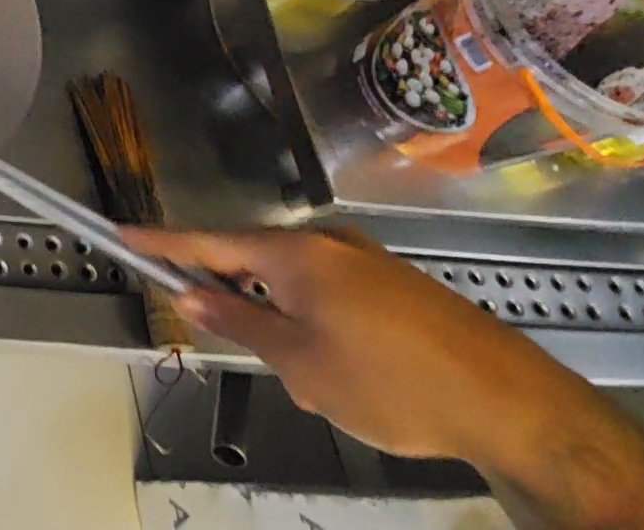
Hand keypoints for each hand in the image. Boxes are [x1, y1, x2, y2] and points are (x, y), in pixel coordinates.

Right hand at [123, 227, 581, 465]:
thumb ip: (236, 322)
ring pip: (296, 287)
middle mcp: (328, 245)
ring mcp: (368, 262)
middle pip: (254, 264)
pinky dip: (320, 325)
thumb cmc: (391, 383)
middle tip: (246, 350)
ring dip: (285, 324)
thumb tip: (190, 295)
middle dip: (241, 305)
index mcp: (295, 255)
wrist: (522, 410)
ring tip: (312, 381)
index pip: (208, 242)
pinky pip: (332, 295)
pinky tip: (347, 373)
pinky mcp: (398, 286)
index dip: (162, 242)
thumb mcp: (298, 362)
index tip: (121, 232)